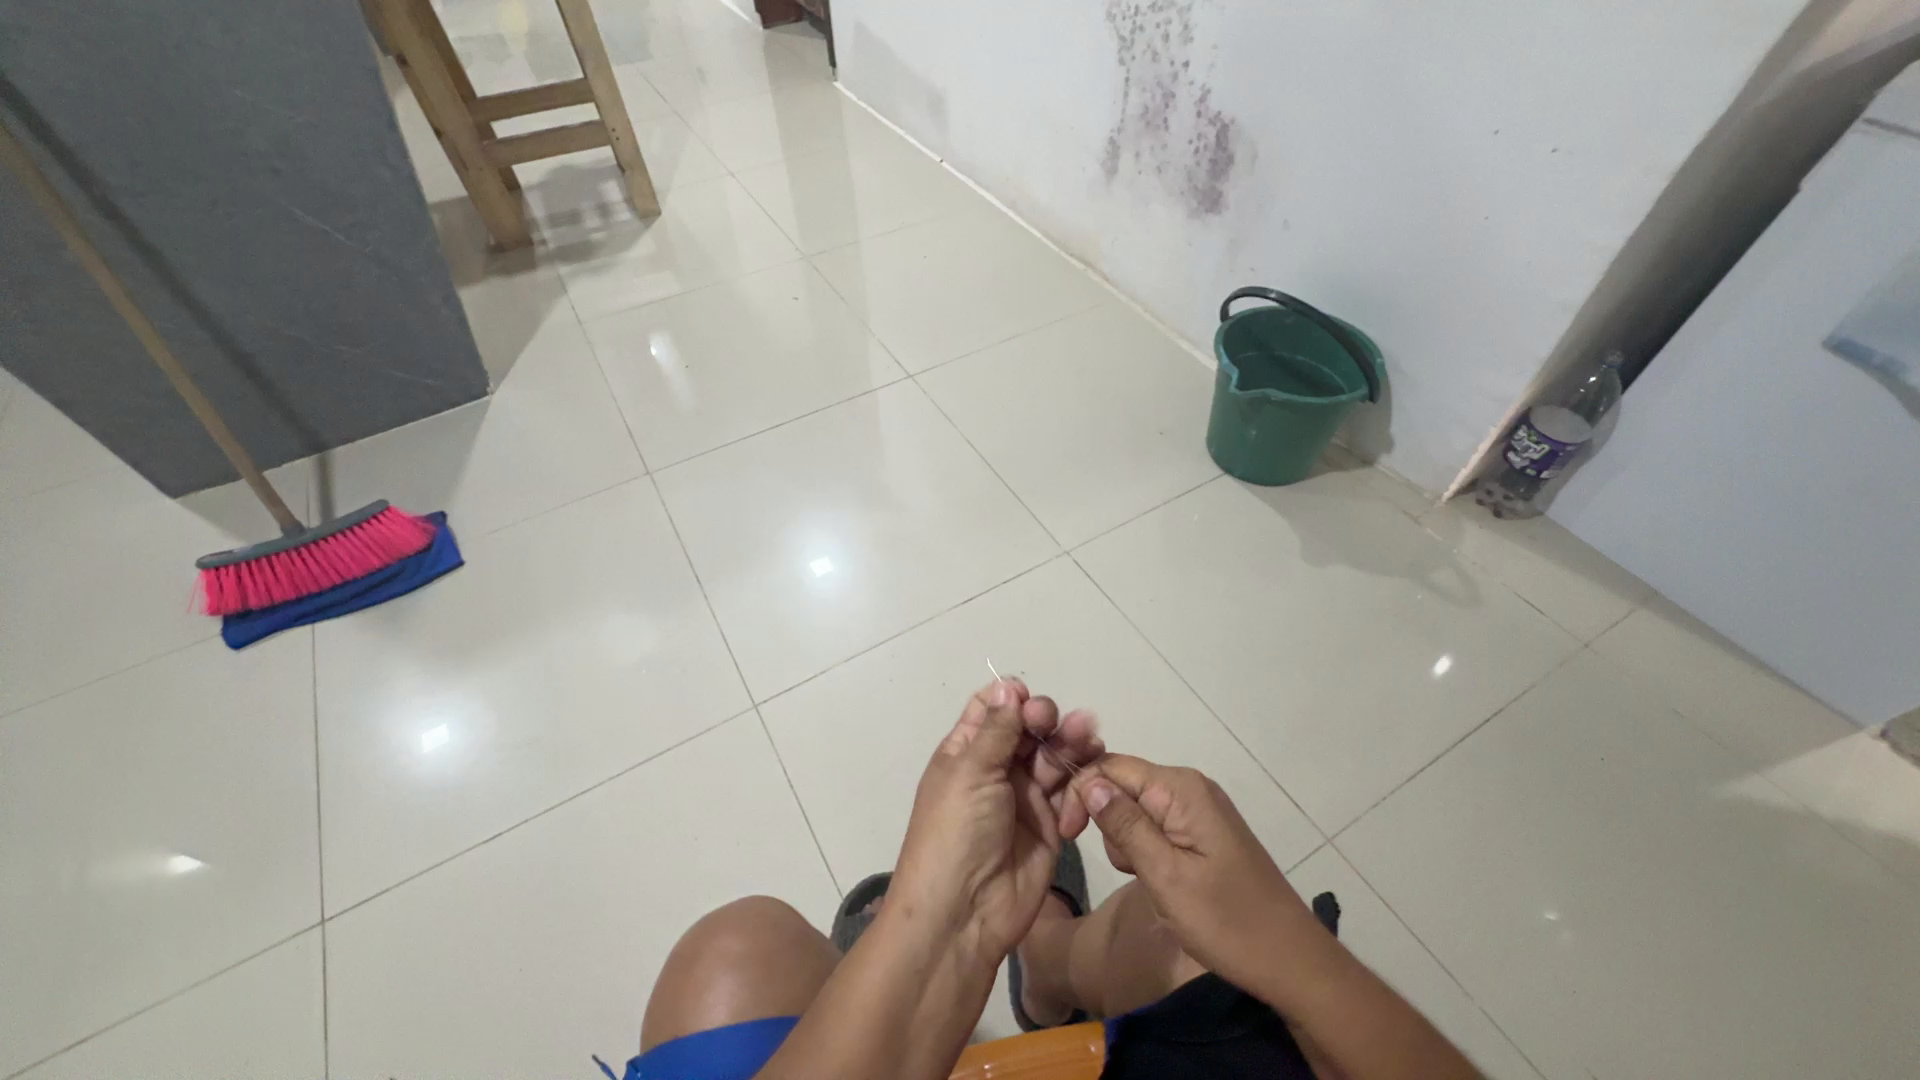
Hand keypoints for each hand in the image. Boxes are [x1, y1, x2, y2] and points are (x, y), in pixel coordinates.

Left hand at [889, 679, 1102, 961]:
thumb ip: (996, 731)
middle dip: (1047, 720)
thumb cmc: (955, 834)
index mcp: (966, 753)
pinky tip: (1088, 780)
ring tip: (1090, 738)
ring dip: (1071, 745)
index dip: (1012, 699)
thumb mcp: (970, 774)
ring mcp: (1024, 798)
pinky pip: (1071, 793)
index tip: (1028, 699)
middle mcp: (996, 770)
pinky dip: (1081, 783)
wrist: (964, 914)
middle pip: (1029, 730)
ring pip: (1054, 758)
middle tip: (1057, 724)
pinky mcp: (1051, 825)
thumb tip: (1006, 685)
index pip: (991, 711)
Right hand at [1070, 755, 1318, 987]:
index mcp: (1180, 789)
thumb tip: (1088, 781)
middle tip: (1126, 868)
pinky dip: (1147, 851)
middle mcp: (1189, 787)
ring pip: (1135, 809)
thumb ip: (1124, 825)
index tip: (1067, 836)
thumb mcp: (1165, 875)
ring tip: (1151, 881)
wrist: (1291, 961)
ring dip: (1128, 843)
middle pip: (1121, 785)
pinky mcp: (1203, 832)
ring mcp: (1198, 809)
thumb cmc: (1226, 921)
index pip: (1110, 766)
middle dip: (1108, 823)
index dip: (1081, 794)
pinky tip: (1162, 881)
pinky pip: (1156, 826)